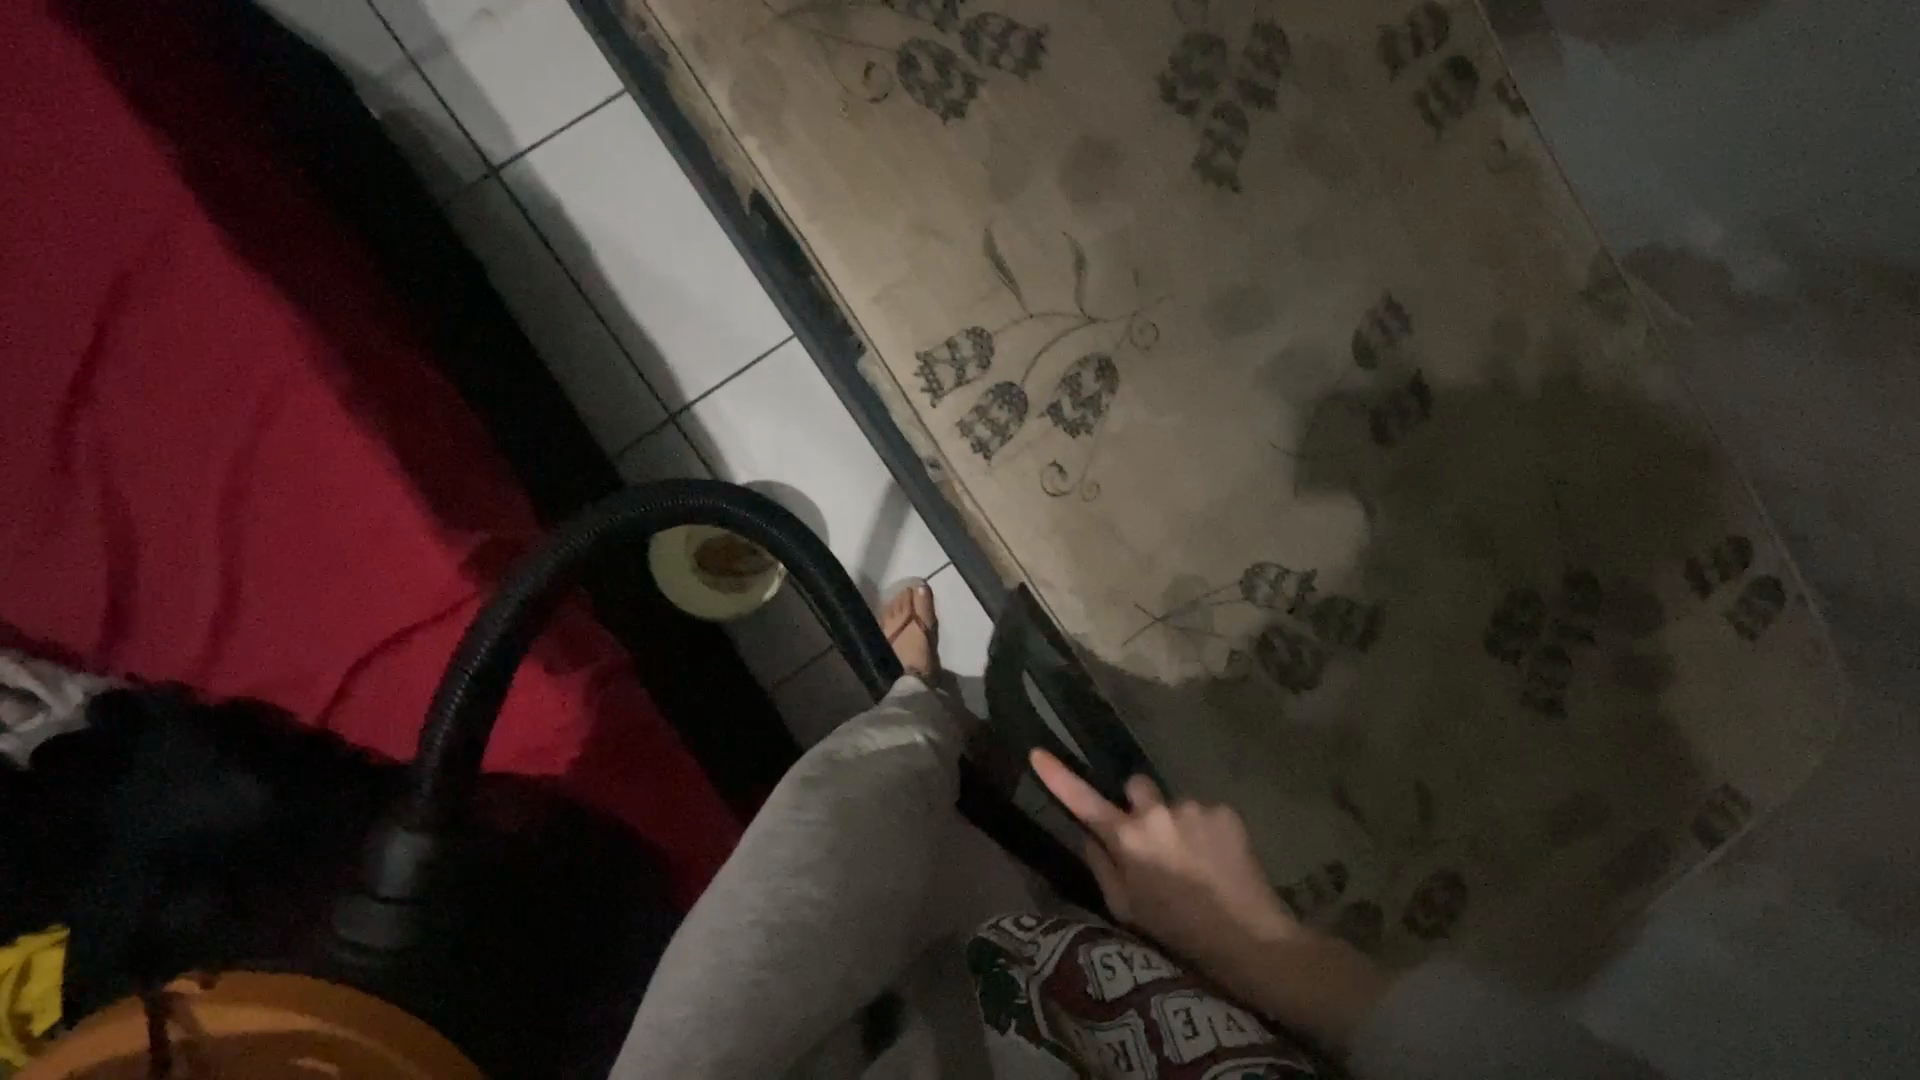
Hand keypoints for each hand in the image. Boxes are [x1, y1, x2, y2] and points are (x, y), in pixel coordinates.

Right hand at [1028, 748, 1296, 967]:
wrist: (1248, 939)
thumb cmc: (1178, 931)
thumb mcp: (1126, 910)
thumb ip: (1102, 867)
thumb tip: (1090, 836)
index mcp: (1126, 839)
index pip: (1083, 800)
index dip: (1058, 776)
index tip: (1038, 752)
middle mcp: (1155, 813)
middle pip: (1136, 787)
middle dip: (1140, 806)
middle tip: (1155, 842)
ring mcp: (1192, 808)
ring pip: (1174, 805)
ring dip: (1178, 824)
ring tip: (1197, 863)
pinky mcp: (1224, 812)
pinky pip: (1206, 813)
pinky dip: (1209, 832)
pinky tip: (1220, 861)